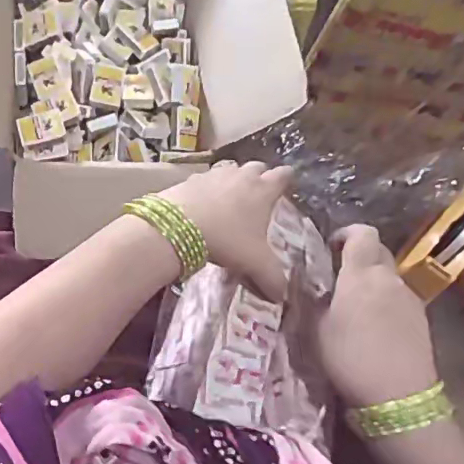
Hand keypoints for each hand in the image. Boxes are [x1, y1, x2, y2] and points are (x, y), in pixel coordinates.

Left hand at [159, 161, 292, 302]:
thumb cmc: (226, 240)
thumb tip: (281, 297)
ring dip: (231, 182)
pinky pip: (203, 181)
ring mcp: (213, 174)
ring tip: (228, 203)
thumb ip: (271, 279)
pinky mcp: (188, 180)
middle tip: (255, 199)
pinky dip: (205, 191)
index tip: (284, 191)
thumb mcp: (254, 263)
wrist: (176, 228)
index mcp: (263, 189)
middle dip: (258, 178)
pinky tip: (200, 208)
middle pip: (256, 167)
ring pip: (229, 170)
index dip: (286, 181)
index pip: (284, 175)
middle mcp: (241, 175)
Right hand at [320, 224, 439, 408]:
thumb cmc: (348, 359)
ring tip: (351, 307)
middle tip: (336, 277)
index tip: (330, 246)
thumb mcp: (314, 331)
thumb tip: (304, 283)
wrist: (397, 395)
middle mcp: (389, 278)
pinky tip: (371, 327)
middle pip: (377, 252)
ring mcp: (409, 298)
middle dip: (358, 257)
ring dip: (370, 282)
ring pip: (388, 277)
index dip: (346, 233)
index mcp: (361, 275)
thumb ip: (310, 300)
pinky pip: (398, 298)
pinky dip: (383, 302)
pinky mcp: (421, 318)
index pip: (362, 233)